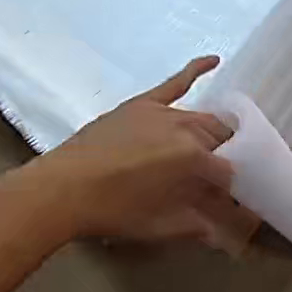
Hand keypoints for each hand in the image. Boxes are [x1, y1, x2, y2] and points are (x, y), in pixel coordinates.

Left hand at [0, 57, 258, 253]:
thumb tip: (219, 232)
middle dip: (225, 157)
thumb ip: (194, 227)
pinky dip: (196, 69)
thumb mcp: (158, 227)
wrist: (61, 190)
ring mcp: (163, 113)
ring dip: (213, 132)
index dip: (229, 189)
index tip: (225, 201)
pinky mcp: (142, 104)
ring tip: (215, 147)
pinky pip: (175, 82)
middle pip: (220, 140)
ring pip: (202, 118)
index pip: (227, 172)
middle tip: (217, 177)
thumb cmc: (112, 213)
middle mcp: (185, 130)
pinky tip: (214, 59)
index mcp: (193, 160)